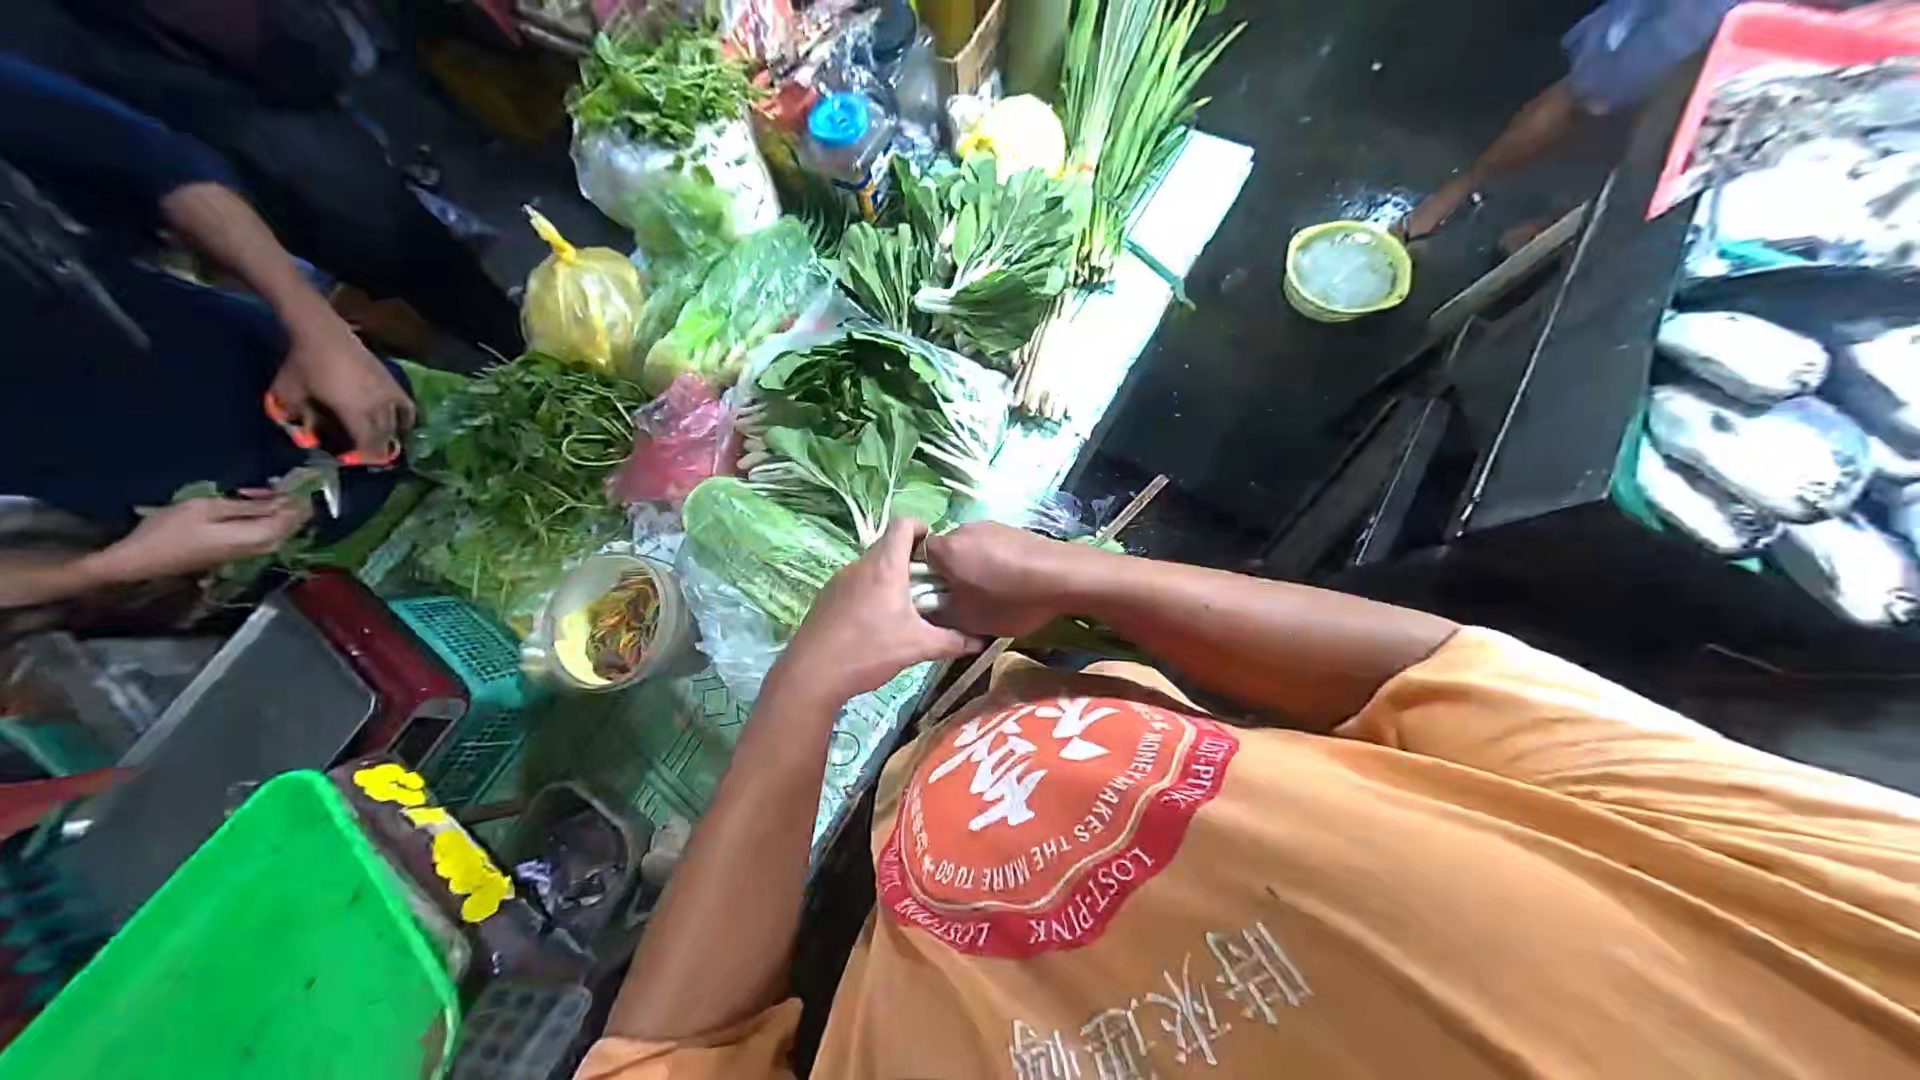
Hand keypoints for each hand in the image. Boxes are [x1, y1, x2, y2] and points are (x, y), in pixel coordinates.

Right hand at [88, 496, 310, 584]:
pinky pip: (266, 530)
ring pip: (280, 524)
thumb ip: (250, 505)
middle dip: (282, 499)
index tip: (279, 481)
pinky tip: (239, 506)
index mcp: (264, 535)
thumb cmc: (170, 531)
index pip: (298, 513)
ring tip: (243, 493)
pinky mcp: (246, 551)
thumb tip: (283, 500)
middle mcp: (269, 545)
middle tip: (257, 486)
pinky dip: (260, 516)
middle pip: (293, 519)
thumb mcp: (208, 508)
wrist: (140, 560)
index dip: (294, 495)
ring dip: (269, 507)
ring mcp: (258, 550)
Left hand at [271, 317, 413, 459]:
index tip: (348, 460)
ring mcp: (390, 397)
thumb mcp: (288, 392)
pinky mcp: (395, 388)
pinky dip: (404, 423)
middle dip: (375, 451)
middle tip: (361, 455)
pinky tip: (398, 427)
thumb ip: (293, 418)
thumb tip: (303, 437)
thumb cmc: (304, 364)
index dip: (362, 456)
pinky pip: (407, 412)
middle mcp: (378, 407)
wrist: (324, 335)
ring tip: (380, 444)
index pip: (367, 443)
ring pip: (397, 427)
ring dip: (389, 439)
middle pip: (384, 438)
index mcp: (354, 411)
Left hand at [770, 519, 979, 705]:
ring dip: (890, 578)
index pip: (903, 524)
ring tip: (905, 607)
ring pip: (872, 567)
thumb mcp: (918, 647)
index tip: (935, 551)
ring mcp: (839, 580)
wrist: (812, 674)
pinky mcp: (826, 597)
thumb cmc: (869, 651)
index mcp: (885, 566)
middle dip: (911, 560)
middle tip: (929, 586)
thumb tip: (982, 642)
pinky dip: (871, 592)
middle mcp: (860, 565)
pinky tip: (876, 623)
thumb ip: (953, 641)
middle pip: (888, 546)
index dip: (922, 528)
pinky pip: (855, 583)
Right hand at [921, 522, 1089, 638]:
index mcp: (945, 548)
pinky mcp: (1014, 529)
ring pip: (971, 550)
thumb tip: (931, 608)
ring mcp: (991, 526)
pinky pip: (994, 548)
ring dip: (976, 569)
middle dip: (952, 575)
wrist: (1066, 577)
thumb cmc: (1009, 599)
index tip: (939, 599)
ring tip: (996, 593)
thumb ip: (940, 614)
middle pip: (946, 553)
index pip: (917, 558)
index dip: (925, 580)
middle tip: (967, 601)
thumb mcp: (969, 620)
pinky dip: (997, 564)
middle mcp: (963, 529)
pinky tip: (1015, 583)